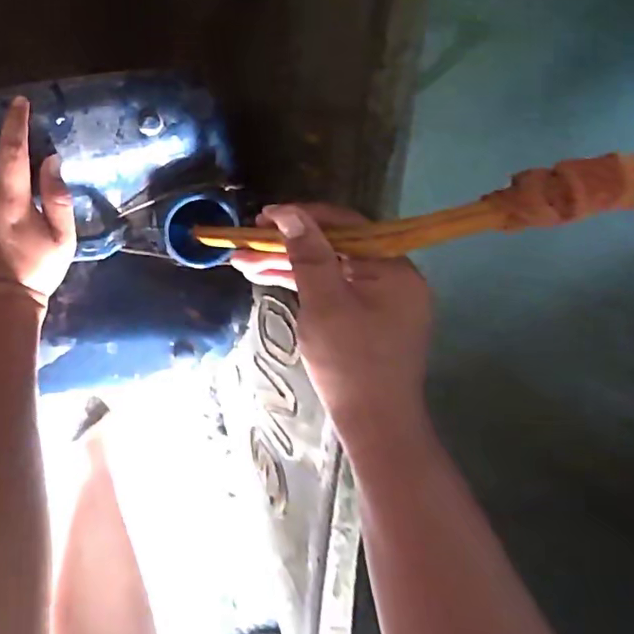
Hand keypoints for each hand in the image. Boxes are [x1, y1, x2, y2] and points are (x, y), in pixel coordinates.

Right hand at [230, 204, 432, 432]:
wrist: (373, 420)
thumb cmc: (349, 359)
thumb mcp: (323, 301)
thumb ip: (307, 254)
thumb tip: (289, 213)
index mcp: (392, 270)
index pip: (345, 225)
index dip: (301, 216)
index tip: (262, 218)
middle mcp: (391, 277)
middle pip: (332, 245)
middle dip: (284, 242)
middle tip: (246, 239)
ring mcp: (378, 297)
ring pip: (325, 266)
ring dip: (283, 261)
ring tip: (241, 260)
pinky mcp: (364, 314)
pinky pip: (328, 285)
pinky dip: (297, 280)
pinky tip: (262, 276)